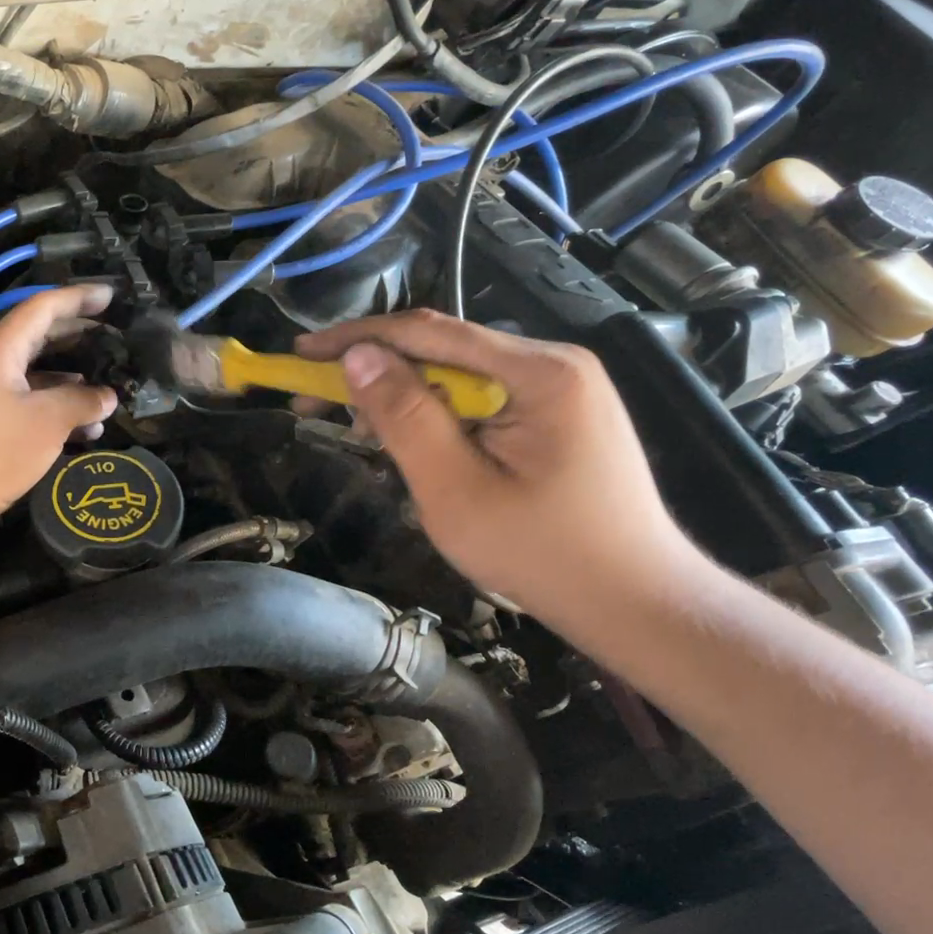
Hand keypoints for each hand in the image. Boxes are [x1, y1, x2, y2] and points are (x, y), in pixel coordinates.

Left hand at [0, 285, 118, 550]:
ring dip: (71, 383)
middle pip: (38, 338)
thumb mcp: (47, 423)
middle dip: (78, 337)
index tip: (110, 295)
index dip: (77, 298)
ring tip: (108, 393)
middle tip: (115, 338)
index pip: (41, 308)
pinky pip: (27, 405)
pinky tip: (84, 429)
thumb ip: (82, 401)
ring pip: (35, 377)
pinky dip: (55, 411)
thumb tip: (107, 396)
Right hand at [294, 310, 706, 618]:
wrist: (633, 600)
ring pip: (456, 375)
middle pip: (442, 349)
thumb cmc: (542, 551)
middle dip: (373, 369)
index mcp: (539, 372)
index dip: (356, 337)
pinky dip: (432, 414)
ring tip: (354, 428)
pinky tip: (408, 441)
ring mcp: (559, 388)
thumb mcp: (454, 489)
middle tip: (312, 399)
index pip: (429, 332)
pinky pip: (477, 398)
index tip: (299, 353)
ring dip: (400, 396)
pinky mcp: (555, 415)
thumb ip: (405, 417)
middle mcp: (553, 364)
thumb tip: (356, 356)